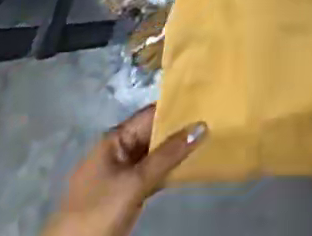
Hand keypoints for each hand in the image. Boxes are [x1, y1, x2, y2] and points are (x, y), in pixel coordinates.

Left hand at [40, 105, 205, 235]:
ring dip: (175, 150)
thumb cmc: (98, 211)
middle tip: (212, 119)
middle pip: (152, 133)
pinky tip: (189, 167)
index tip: (204, 99)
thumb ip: (167, 156)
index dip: (175, 107)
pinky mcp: (126, 195)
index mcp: (115, 139)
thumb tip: (201, 125)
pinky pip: (152, 175)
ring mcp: (122, 174)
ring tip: (208, 138)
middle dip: (178, 128)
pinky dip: (168, 170)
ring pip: (154, 155)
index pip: (149, 114)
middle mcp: (119, 151)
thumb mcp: (134, 182)